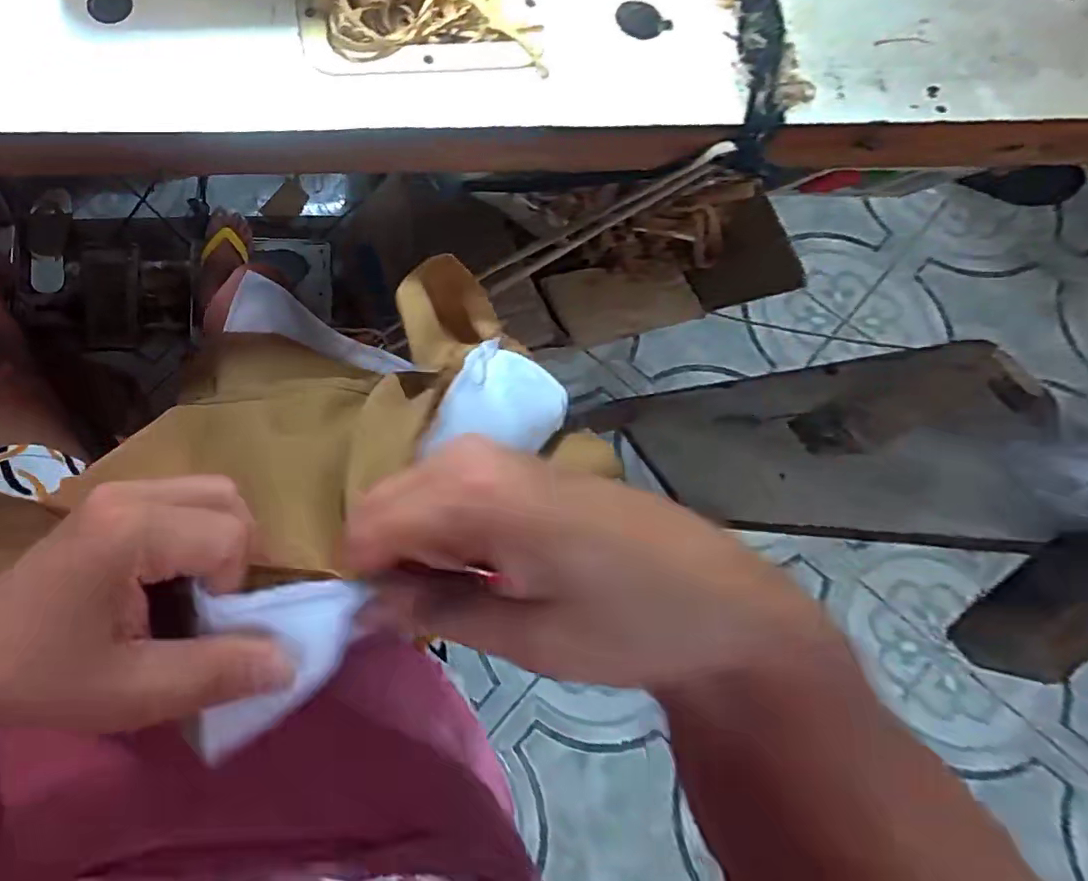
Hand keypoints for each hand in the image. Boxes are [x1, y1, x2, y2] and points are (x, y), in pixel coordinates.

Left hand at [0, 476, 294, 735]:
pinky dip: (192, 534)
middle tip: (210, 611)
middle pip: (225, 497)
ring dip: (217, 542)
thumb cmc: (44, 678)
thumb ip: (218, 673)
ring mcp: (113, 490)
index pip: (230, 535)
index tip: (199, 632)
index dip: (234, 590)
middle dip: (238, 554)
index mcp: (130, 527)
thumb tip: (289, 659)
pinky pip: (176, 500)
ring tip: (189, 599)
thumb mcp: (135, 692)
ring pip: (204, 492)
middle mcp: (126, 491)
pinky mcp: (105, 502)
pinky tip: (163, 582)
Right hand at [346, 436, 833, 690]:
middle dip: (382, 558)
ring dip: (407, 544)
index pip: (368, 526)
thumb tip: (360, 610)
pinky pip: (430, 488)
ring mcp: (482, 449)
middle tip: (420, 611)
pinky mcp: (497, 457)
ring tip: (457, 589)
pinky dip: (430, 527)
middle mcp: (464, 454)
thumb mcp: (525, 637)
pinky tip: (474, 562)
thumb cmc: (629, 625)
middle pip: (378, 504)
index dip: (361, 576)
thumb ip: (431, 613)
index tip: (379, 620)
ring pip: (400, 494)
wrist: (728, 601)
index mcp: (470, 493)